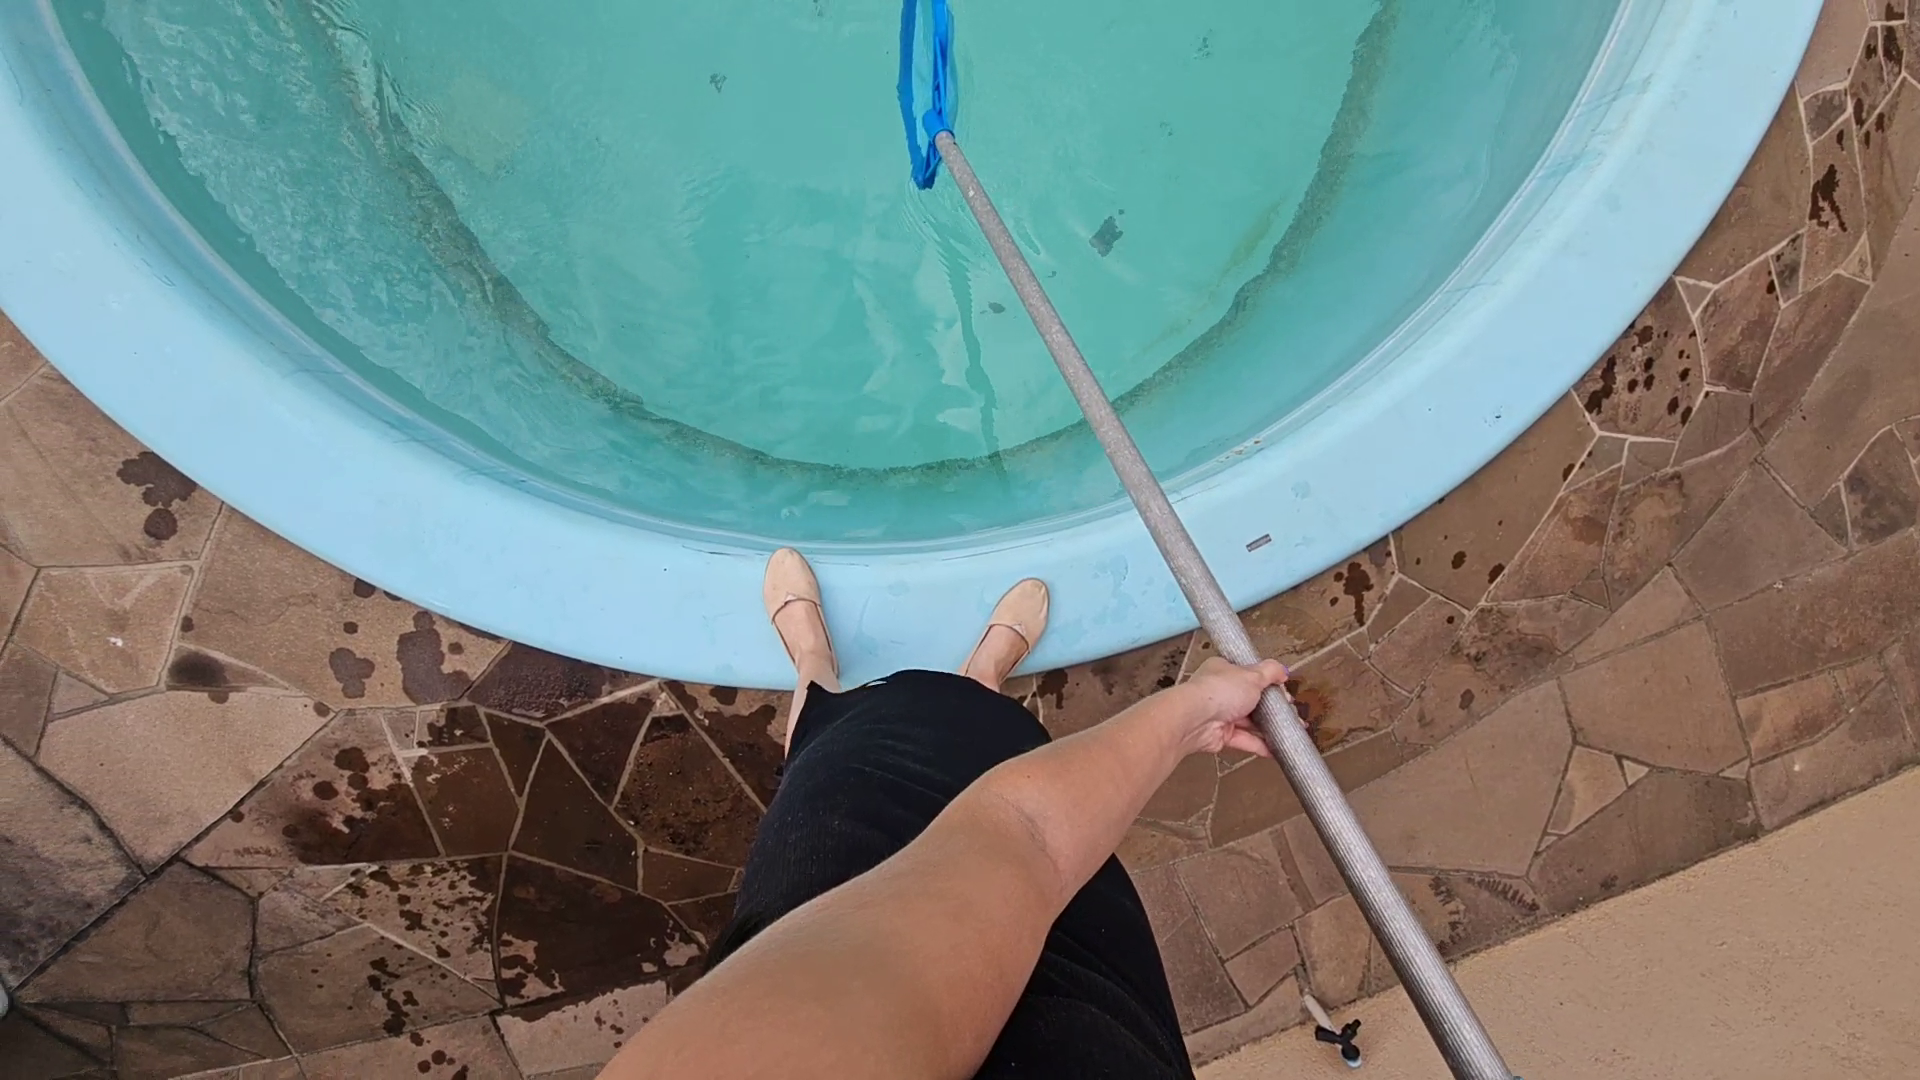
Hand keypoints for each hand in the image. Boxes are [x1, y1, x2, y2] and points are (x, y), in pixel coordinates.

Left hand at [1174, 656, 1291, 757]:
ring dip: (1270, 727)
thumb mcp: (1252, 675)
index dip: (1267, 682)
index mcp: (1223, 670)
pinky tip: (1278, 748)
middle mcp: (1220, 692)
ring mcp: (1220, 714)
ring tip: (1292, 730)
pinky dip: (1262, 745)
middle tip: (1291, 713)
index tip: (1283, 690)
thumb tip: (1282, 670)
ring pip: (1250, 722)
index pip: (1248, 674)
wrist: (1196, 719)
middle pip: (1251, 700)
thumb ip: (1270, 672)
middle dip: (1272, 708)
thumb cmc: (1218, 691)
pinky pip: (1245, 740)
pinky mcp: (1221, 735)